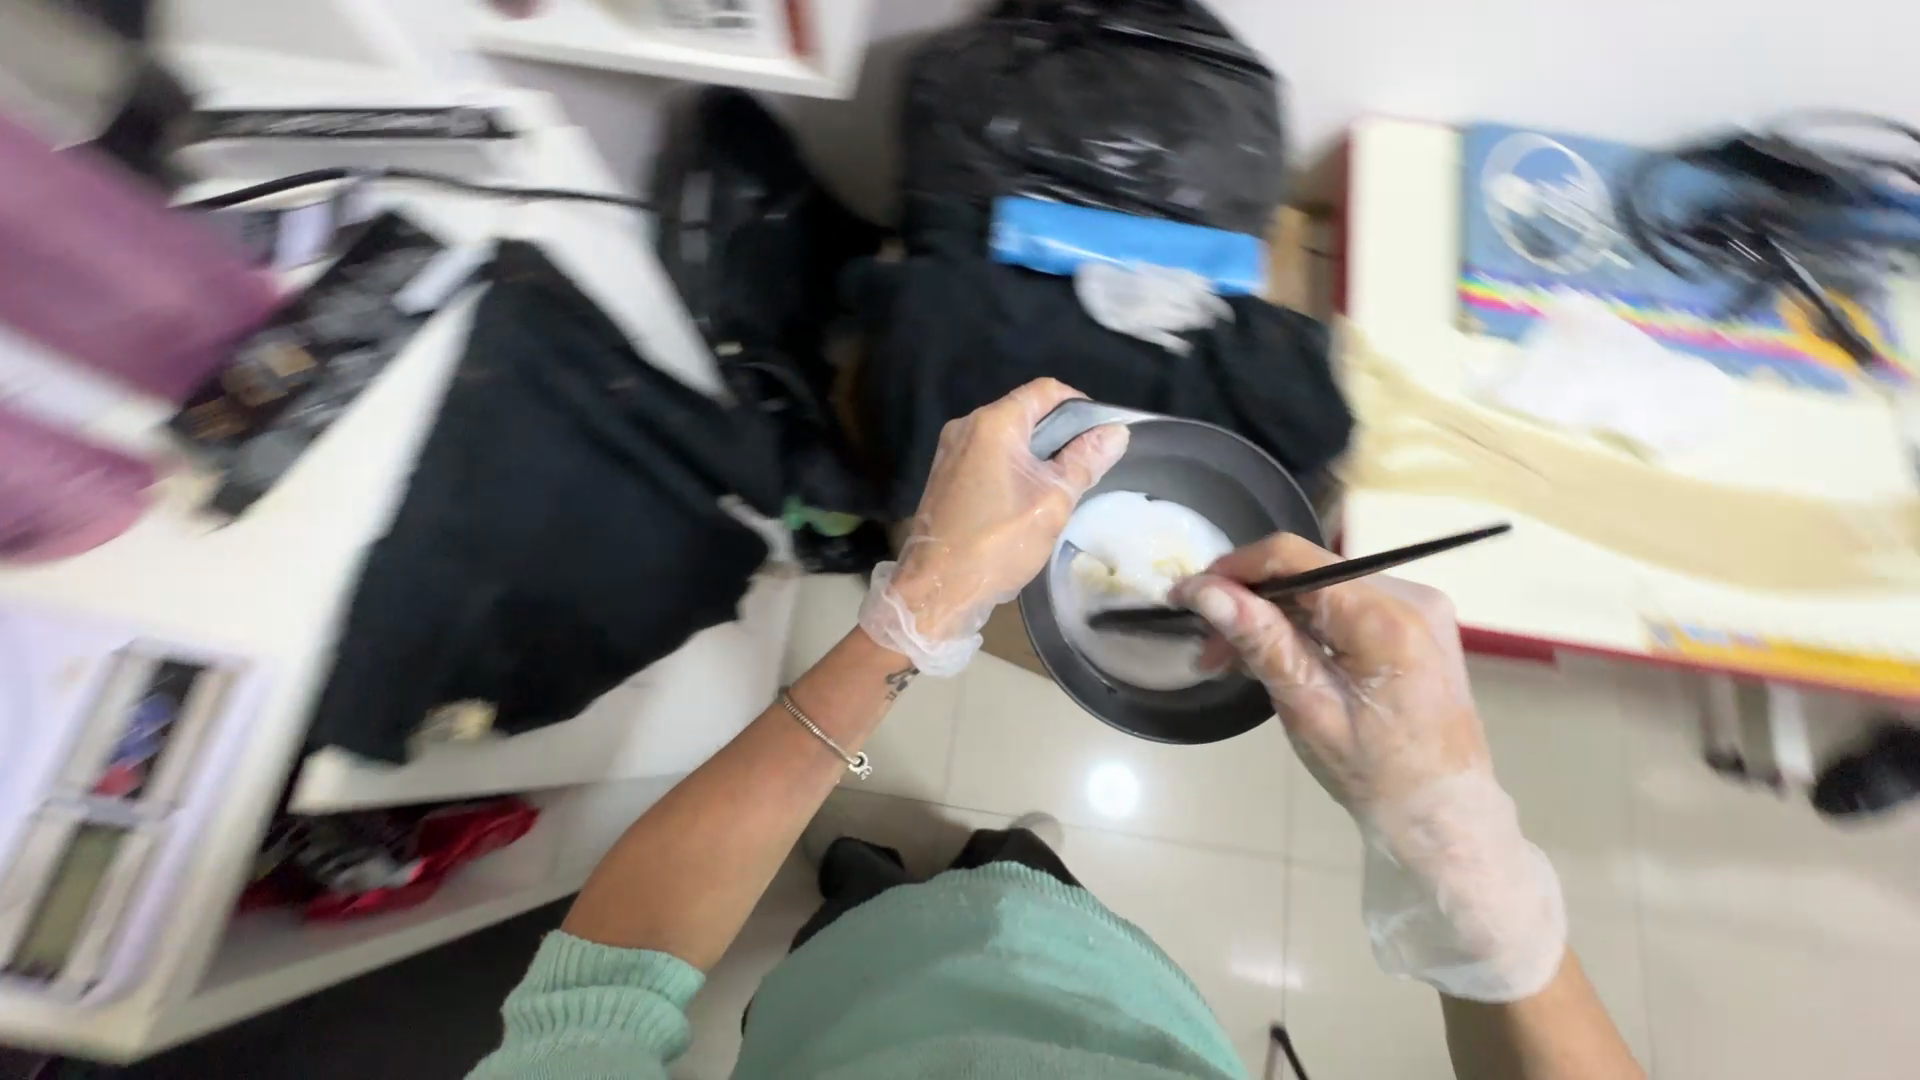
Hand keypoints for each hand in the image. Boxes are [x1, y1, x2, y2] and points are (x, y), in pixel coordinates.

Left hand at [859, 379, 1128, 676]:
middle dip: (1060, 432)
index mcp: (993, 423)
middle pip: (1024, 411)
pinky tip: (1028, 496)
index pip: (1046, 391)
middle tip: (1088, 463)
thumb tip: (1115, 432)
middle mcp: (966, 426)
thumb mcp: (1052, 502)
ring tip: (1063, 483)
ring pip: (1006, 437)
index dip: (1080, 405)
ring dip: (1037, 453)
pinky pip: (988, 456)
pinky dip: (1013, 466)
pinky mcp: (945, 475)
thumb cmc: (997, 544)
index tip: (1102, 433)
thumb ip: (1084, 461)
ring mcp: (951, 451)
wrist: (935, 590)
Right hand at [1170, 532, 1486, 813]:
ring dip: (1269, 616)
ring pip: (1317, 588)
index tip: (1189, 594)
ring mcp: (1415, 608)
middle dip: (1247, 601)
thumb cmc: (1373, 772)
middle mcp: (1409, 595)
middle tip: (1207, 645)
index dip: (1233, 568)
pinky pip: (1339, 605)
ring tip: (1230, 659)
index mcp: (1385, 617)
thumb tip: (1204, 590)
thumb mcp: (1306, 706)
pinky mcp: (1412, 623)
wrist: (1443, 815)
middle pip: (1304, 571)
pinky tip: (1272, 656)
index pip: (1293, 558)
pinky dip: (1300, 626)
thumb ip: (1259, 639)